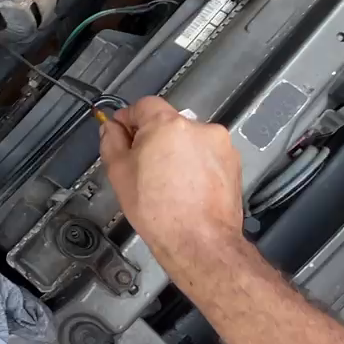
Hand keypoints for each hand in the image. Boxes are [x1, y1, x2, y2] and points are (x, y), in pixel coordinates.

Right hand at [98, 96, 245, 273]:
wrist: (198, 239)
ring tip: (163, 179)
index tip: (121, 132)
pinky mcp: (233, 162)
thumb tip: (111, 128)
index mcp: (167, 125)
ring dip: (174, 149)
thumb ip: (111, 141)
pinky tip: (182, 185)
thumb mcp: (118, 171)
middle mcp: (198, 128)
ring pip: (187, 137)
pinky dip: (193, 162)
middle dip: (151, 137)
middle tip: (139, 162)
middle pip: (167, 121)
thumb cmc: (158, 209)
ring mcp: (220, 144)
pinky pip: (205, 152)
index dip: (128, 118)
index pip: (143, 105)